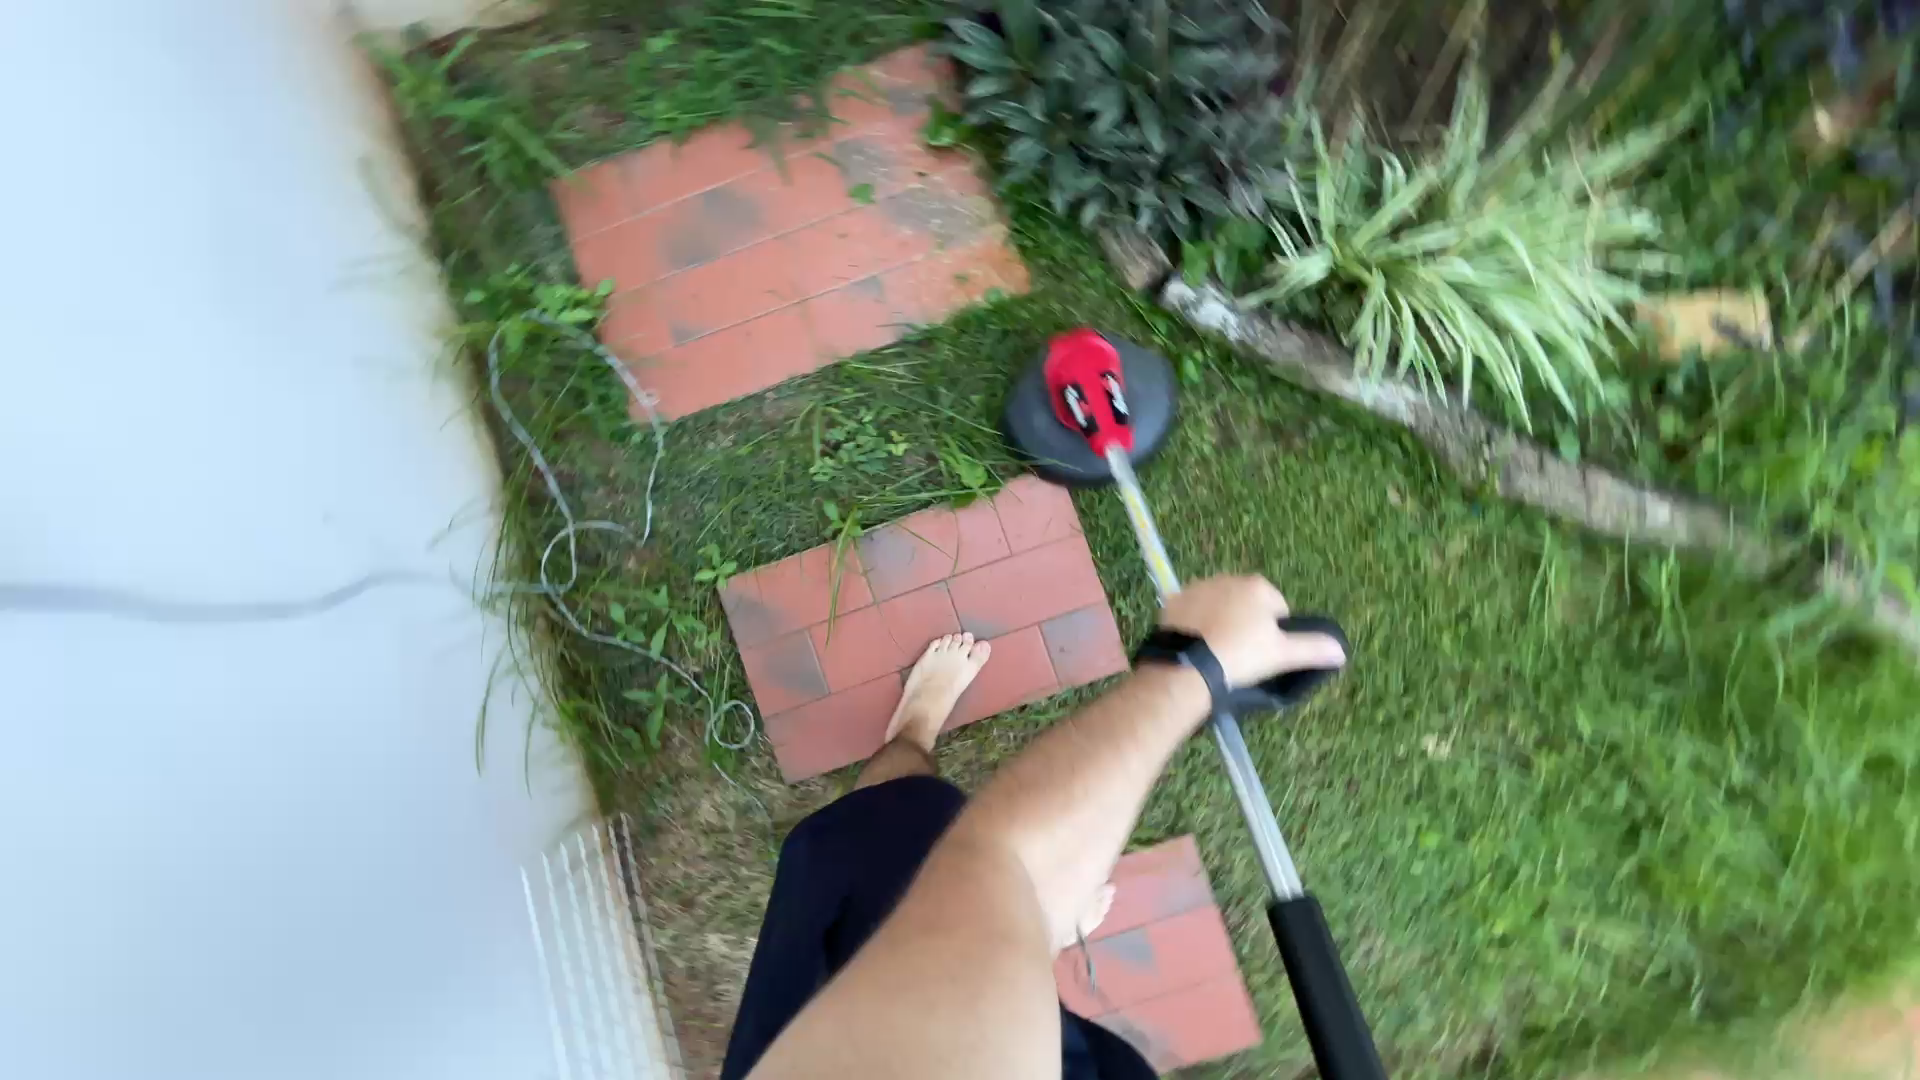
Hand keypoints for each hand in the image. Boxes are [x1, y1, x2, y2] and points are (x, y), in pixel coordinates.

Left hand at [1157, 575, 1346, 686]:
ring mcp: (1196, 587)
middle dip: (1246, 623)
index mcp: (1257, 586)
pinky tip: (1195, 644)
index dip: (1273, 631)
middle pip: (1245, 603)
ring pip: (1217, 606)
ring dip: (1220, 621)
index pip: (1276, 607)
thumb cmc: (1242, 655)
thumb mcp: (1283, 654)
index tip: (1263, 652)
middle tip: (1241, 652)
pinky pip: (1190, 612)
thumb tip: (1341, 650)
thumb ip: (1313, 648)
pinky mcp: (1172, 601)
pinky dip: (1194, 624)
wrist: (1189, 665)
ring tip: (1216, 650)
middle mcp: (1226, 578)